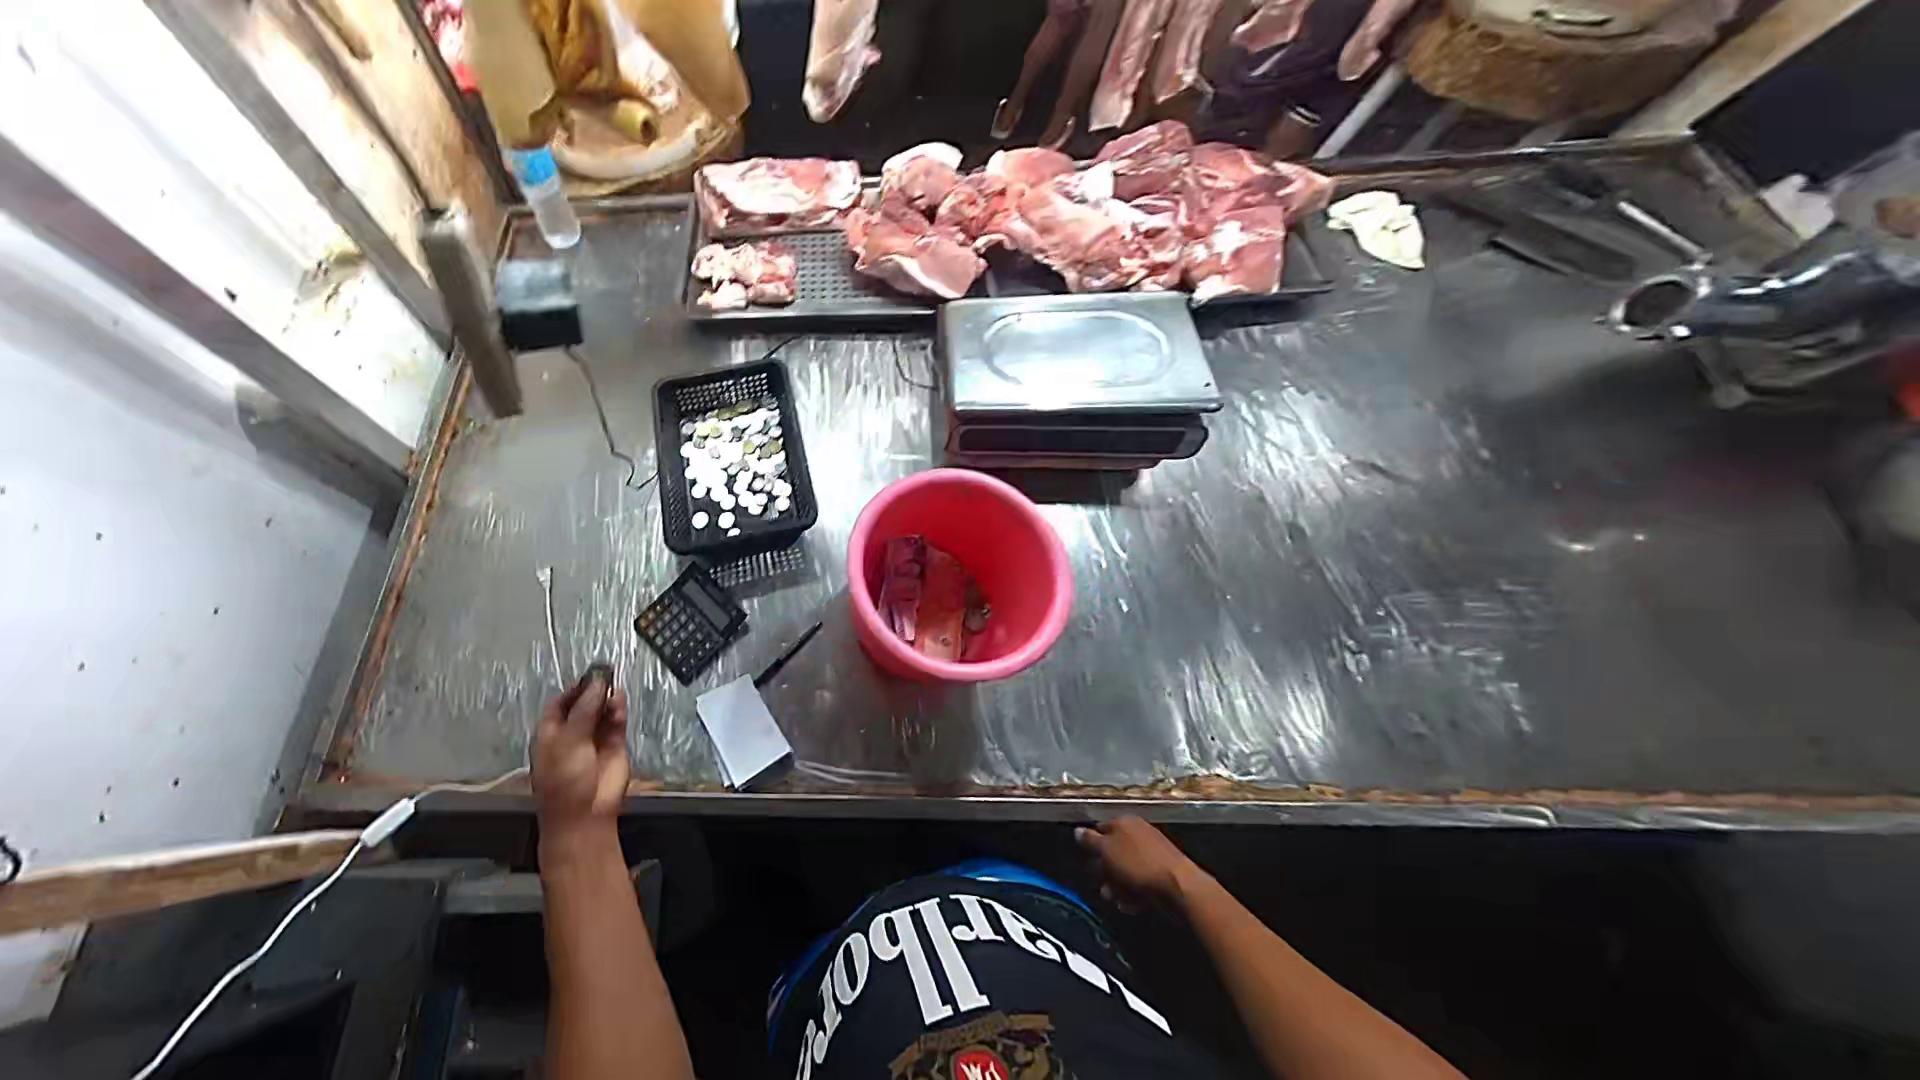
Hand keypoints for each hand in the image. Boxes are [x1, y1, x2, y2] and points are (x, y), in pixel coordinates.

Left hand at [534, 669, 629, 837]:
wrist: (585, 813)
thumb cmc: (565, 779)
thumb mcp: (568, 741)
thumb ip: (585, 709)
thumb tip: (598, 682)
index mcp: (551, 733)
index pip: (560, 703)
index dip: (574, 688)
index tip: (589, 674)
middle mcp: (572, 733)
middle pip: (585, 704)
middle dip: (595, 690)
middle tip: (607, 674)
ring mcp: (594, 739)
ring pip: (603, 711)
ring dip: (608, 699)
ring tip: (614, 688)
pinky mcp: (614, 745)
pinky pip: (617, 722)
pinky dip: (619, 711)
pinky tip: (619, 702)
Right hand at [1076, 816, 1207, 912]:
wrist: (1179, 888)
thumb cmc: (1137, 865)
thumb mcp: (1106, 850)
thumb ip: (1089, 840)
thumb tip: (1077, 830)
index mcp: (1124, 822)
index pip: (1099, 829)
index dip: (1090, 847)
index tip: (1086, 864)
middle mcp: (1138, 833)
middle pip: (1112, 852)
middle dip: (1104, 872)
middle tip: (1102, 887)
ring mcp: (1152, 853)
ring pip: (1125, 870)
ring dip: (1117, 887)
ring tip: (1117, 900)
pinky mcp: (1162, 873)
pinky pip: (1140, 882)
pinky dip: (1134, 893)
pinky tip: (1132, 905)